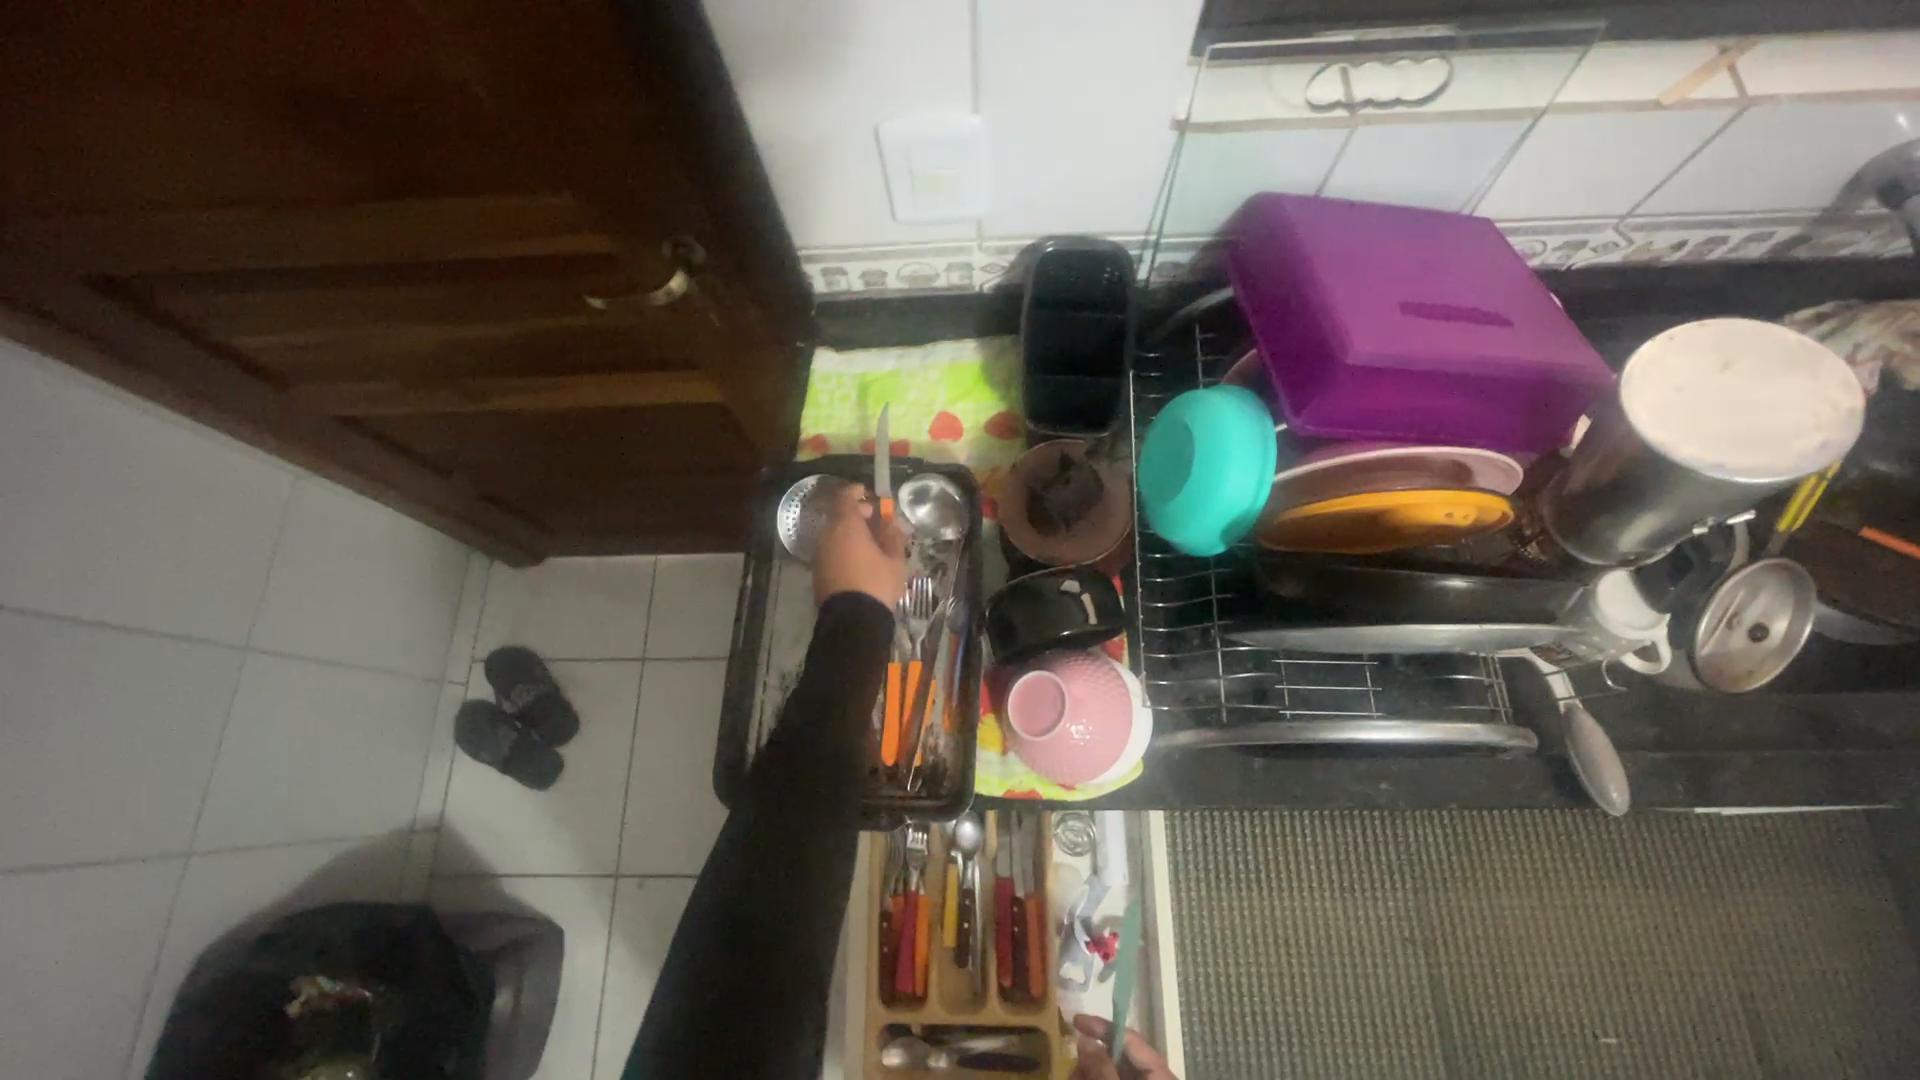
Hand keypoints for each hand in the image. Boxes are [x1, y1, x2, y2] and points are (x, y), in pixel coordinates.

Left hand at [812, 482, 907, 609]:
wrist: (852, 621)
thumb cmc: (877, 584)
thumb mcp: (895, 560)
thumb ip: (892, 535)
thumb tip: (890, 522)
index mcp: (846, 526)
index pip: (845, 497)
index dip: (856, 492)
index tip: (868, 494)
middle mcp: (827, 535)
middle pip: (839, 516)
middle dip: (857, 516)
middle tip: (876, 522)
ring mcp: (819, 554)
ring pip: (834, 535)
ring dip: (850, 534)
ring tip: (871, 545)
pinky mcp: (817, 572)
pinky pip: (831, 551)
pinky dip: (843, 549)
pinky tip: (859, 562)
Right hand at [1070, 1016, 1179, 1079]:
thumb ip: (1102, 1068)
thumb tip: (1083, 1040)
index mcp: (1159, 1071)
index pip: (1129, 1037)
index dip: (1101, 1026)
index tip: (1075, 1021)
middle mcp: (1155, 1075)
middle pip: (1119, 1056)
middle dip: (1092, 1058)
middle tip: (1072, 1067)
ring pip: (1113, 1071)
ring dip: (1090, 1072)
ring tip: (1074, 1077)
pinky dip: (1098, 1079)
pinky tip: (1082, 1079)